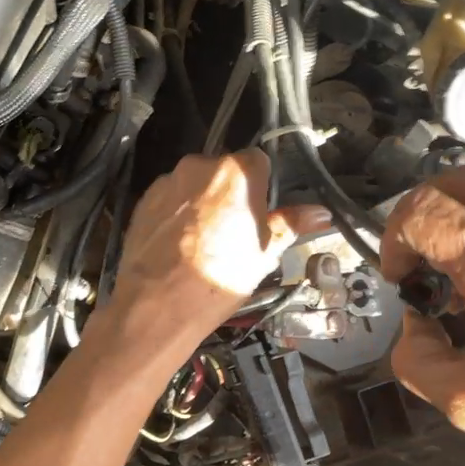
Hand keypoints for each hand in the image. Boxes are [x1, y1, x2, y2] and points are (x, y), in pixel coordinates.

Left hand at [106, 150, 328, 349]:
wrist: (157, 303)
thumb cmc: (220, 277)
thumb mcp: (264, 254)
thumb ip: (290, 224)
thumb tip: (321, 212)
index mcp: (237, 171)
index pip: (258, 162)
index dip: (260, 187)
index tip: (258, 213)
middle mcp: (200, 164)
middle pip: (223, 171)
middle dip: (229, 193)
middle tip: (231, 231)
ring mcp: (168, 181)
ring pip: (193, 184)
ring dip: (200, 202)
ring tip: (201, 241)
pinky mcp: (143, 199)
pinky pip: (169, 199)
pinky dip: (175, 213)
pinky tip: (176, 244)